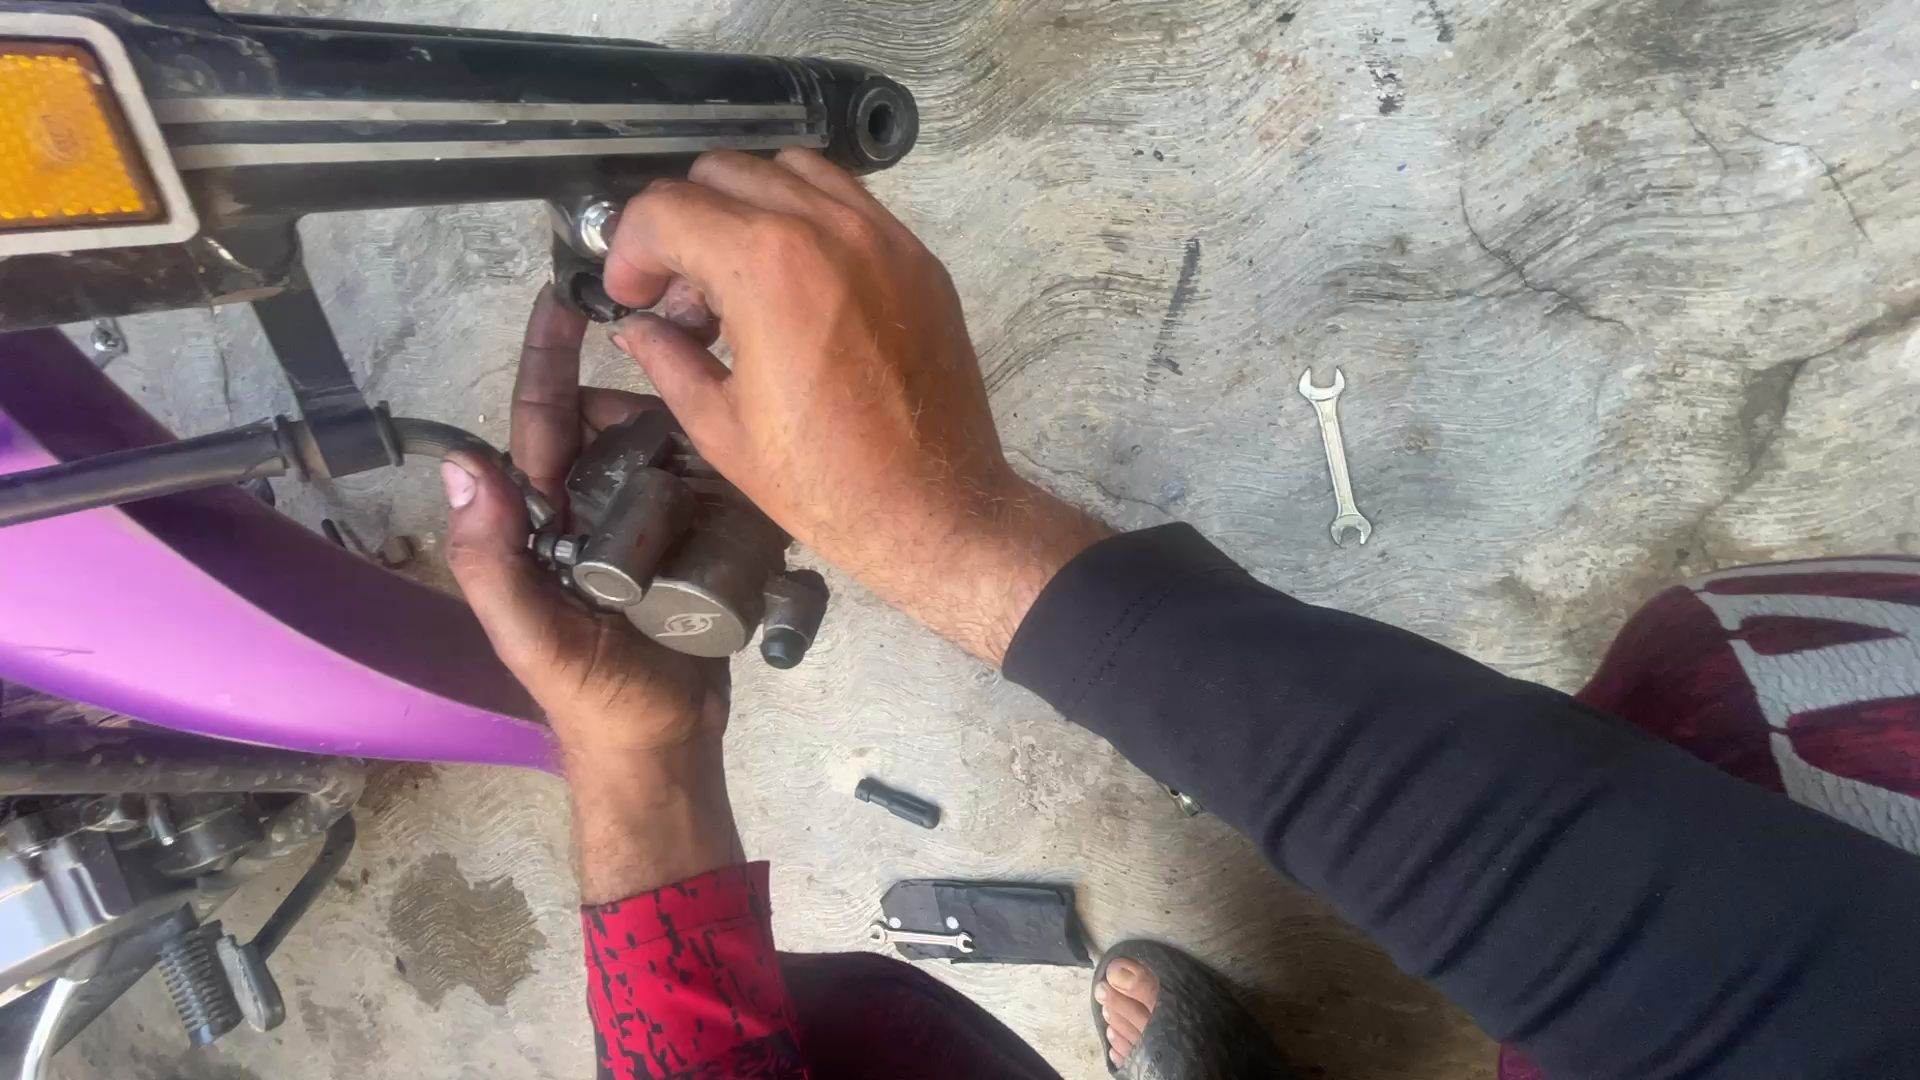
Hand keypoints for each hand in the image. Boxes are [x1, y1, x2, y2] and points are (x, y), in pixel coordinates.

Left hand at [440, 286, 740, 902]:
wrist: (666, 738)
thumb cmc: (597, 694)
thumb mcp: (532, 636)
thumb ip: (491, 561)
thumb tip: (466, 464)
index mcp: (548, 518)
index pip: (543, 424)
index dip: (550, 358)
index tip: (571, 297)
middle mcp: (599, 509)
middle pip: (616, 424)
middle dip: (642, 388)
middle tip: (690, 369)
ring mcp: (653, 525)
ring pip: (669, 449)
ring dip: (691, 421)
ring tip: (729, 407)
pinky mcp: (700, 542)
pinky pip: (710, 488)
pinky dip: (725, 463)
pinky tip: (753, 450)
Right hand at [603, 149, 1110, 663]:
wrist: (933, 509)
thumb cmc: (830, 486)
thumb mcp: (723, 431)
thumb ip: (668, 361)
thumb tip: (640, 329)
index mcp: (770, 271)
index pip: (666, 209)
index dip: (628, 249)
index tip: (632, 292)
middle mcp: (831, 233)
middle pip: (722, 174)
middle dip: (683, 226)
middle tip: (684, 294)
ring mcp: (886, 241)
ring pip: (790, 172)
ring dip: (746, 209)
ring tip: (742, 280)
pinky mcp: (921, 263)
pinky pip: (851, 204)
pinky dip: (809, 220)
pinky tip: (802, 282)